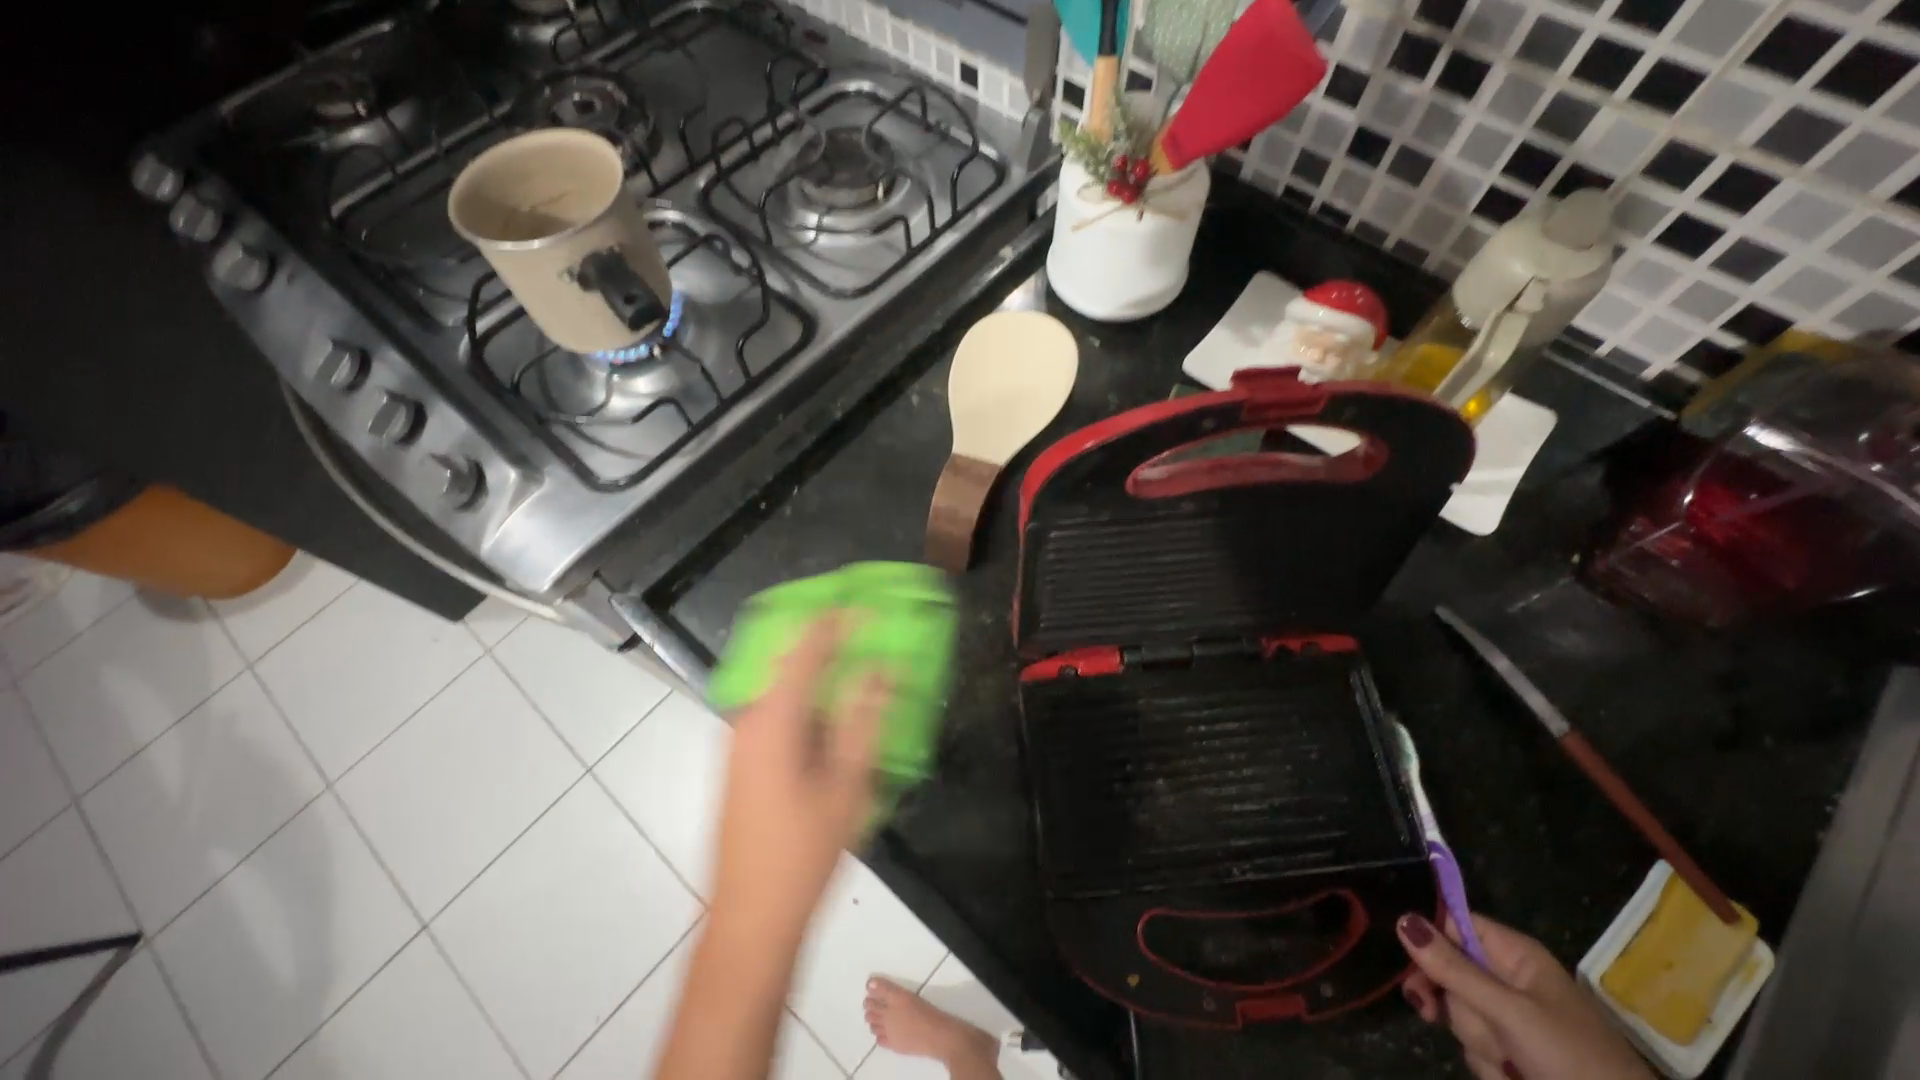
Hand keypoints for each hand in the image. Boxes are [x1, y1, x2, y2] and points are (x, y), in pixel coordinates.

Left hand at [710, 614, 889, 937]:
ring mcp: (740, 744)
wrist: (750, 916)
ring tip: (863, 673)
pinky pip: (778, 717)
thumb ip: (865, 720)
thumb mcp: (847, 785)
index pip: (807, 647)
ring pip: (786, 693)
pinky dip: (809, 706)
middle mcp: (749, 720)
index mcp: (774, 717)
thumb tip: (881, 668)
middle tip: (873, 635)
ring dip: (822, 678)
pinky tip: (838, 721)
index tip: (871, 603)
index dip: (839, 620)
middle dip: (832, 645)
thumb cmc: (804, 851)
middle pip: (792, 664)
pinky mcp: (742, 766)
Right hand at [1398, 912, 1653, 1079]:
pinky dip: (1489, 1066)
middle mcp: (1509, 979)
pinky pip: (1475, 1046)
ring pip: (1460, 1015)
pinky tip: (1512, 1076)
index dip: (1428, 938)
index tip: (1408, 962)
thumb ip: (1454, 969)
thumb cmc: (1572, 1058)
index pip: (1455, 923)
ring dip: (1477, 1041)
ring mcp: (1510, 1018)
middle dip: (1455, 1006)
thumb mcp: (1509, 1012)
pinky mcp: (1512, 1052)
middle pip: (1449, 973)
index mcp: (1515, 955)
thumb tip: (1402, 918)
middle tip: (1435, 1015)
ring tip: (1510, 1063)